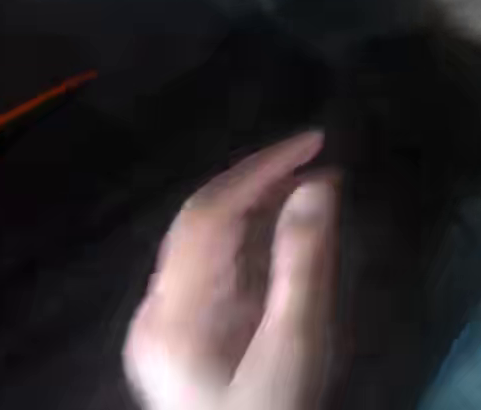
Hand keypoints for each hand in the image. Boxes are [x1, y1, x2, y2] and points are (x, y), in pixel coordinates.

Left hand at [125, 132, 337, 409]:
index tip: (317, 141)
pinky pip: (217, 255)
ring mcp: (168, 317)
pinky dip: (255, 224)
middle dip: (261, 174)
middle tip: (320, 152)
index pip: (210, 212)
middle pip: (201, 217)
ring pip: (207, 233)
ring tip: (316, 181)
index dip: (263, 166)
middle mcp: (160, 306)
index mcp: (178, 309)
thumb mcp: (294, 339)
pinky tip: (290, 222)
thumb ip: (304, 259)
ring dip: (260, 196)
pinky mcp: (186, 325)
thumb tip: (320, 182)